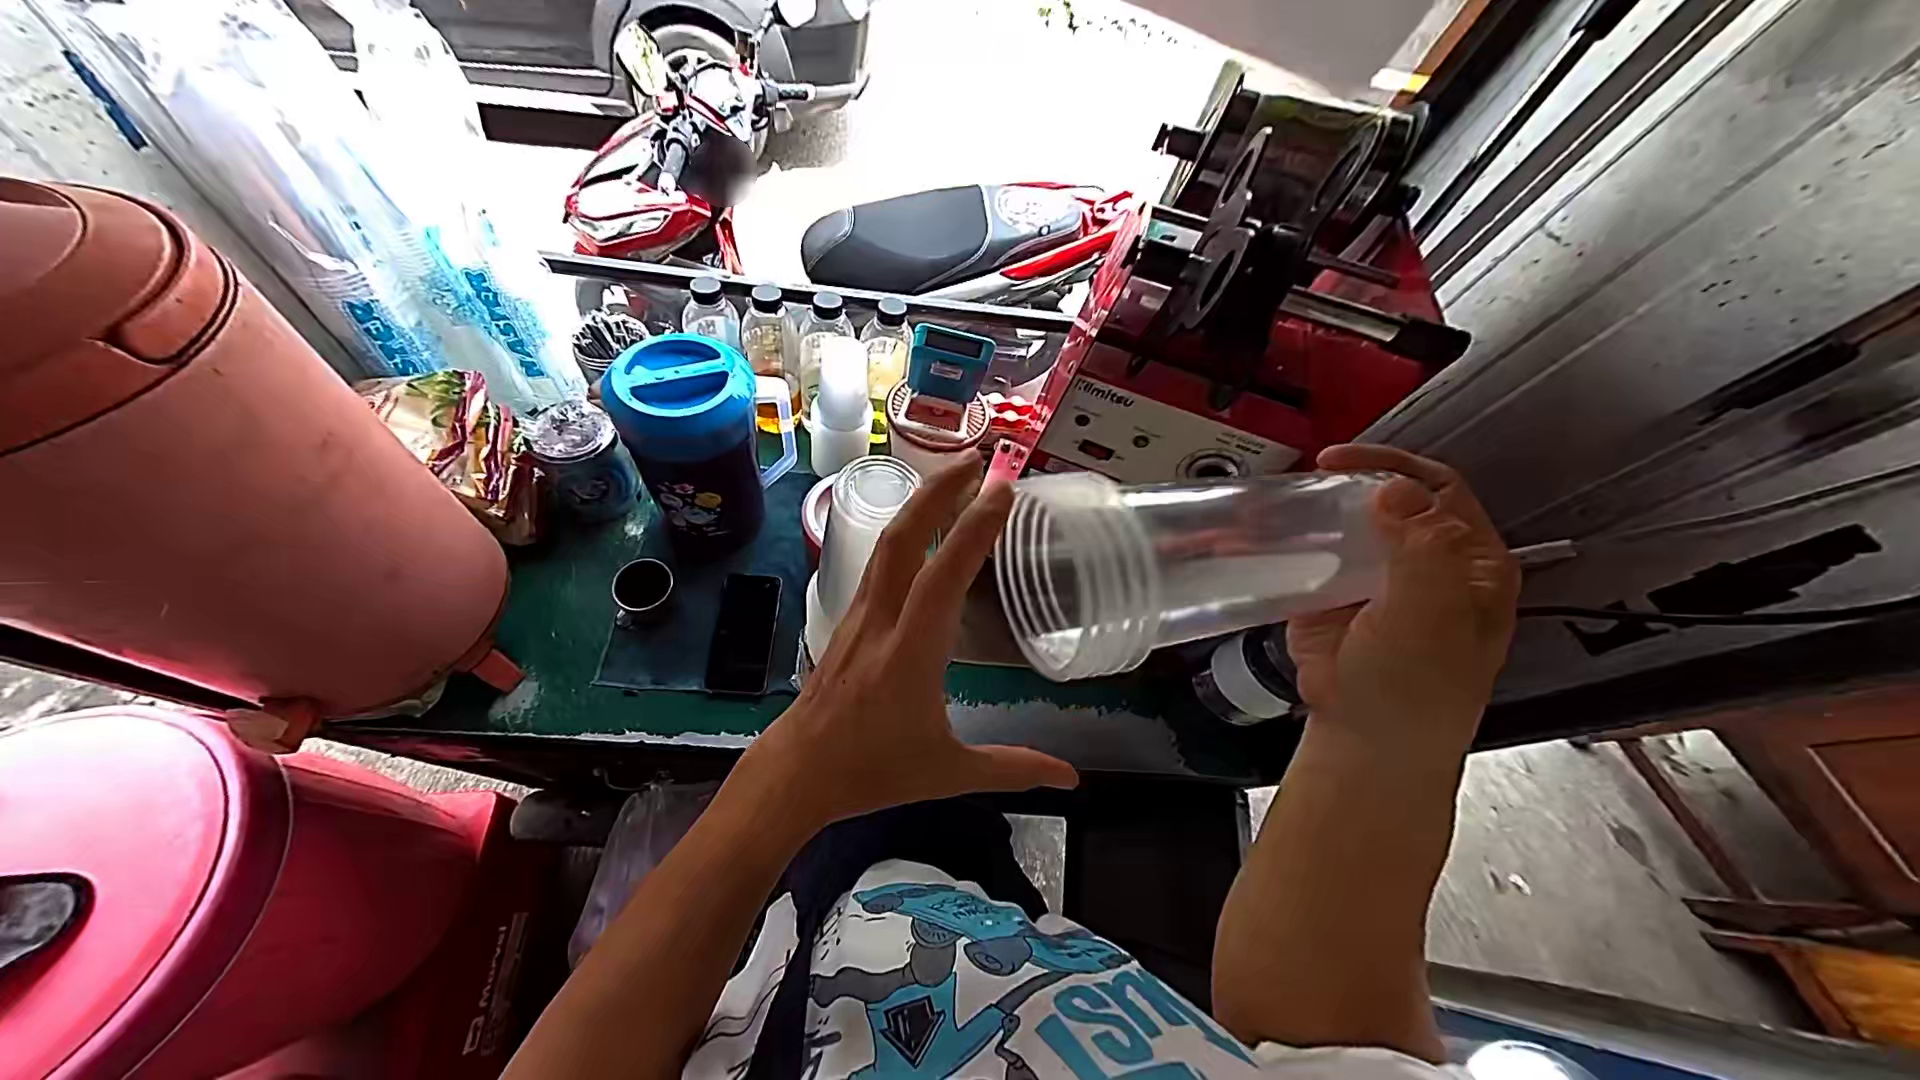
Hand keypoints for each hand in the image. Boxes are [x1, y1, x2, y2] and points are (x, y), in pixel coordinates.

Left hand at [736, 461, 1078, 830]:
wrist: (797, 770)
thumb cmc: (873, 771)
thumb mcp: (949, 772)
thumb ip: (1012, 767)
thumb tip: (1070, 778)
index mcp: (912, 653)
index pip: (944, 576)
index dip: (975, 529)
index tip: (1002, 489)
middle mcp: (883, 619)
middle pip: (905, 538)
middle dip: (940, 491)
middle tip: (977, 459)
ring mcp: (860, 613)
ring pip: (887, 543)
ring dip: (921, 503)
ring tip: (954, 477)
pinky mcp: (849, 616)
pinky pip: (878, 560)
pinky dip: (904, 530)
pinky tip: (921, 526)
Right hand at [1285, 445, 1519, 746]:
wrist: (1365, 737)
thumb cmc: (1414, 688)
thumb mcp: (1430, 618)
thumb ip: (1421, 551)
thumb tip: (1394, 489)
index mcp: (1468, 562)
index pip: (1437, 489)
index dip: (1393, 467)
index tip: (1342, 462)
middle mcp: (1424, 563)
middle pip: (1389, 500)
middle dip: (1350, 484)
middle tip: (1308, 479)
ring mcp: (1375, 579)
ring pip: (1348, 526)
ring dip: (1317, 511)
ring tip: (1281, 504)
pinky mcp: (1332, 596)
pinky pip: (1314, 556)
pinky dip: (1293, 542)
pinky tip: (1269, 536)